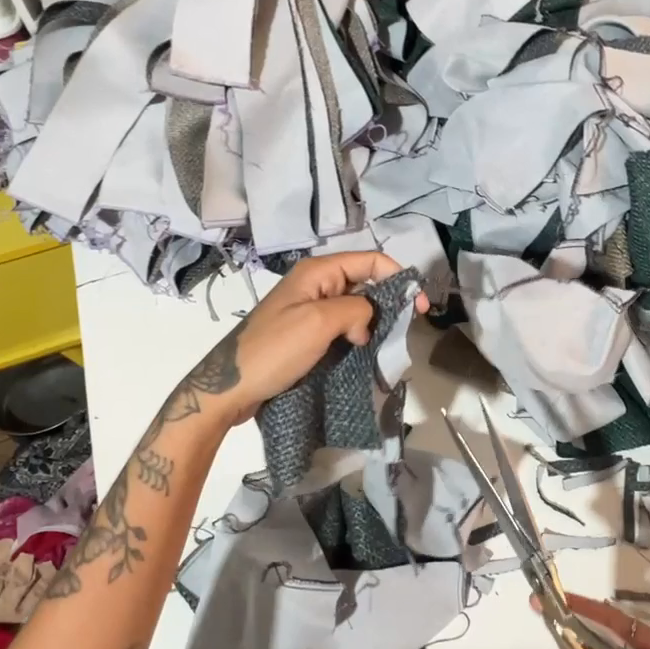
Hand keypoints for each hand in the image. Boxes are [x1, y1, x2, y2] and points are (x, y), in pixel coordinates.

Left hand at [216, 252, 430, 424]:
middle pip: (365, 281)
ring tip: (388, 343)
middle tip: (408, 327)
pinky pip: (341, 325)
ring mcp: (309, 308)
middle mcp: (315, 283)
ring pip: (355, 305)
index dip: (399, 277)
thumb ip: (356, 309)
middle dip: (389, 300)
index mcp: (317, 272)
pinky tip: (366, 351)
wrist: (229, 388)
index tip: (420, 306)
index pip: (371, 261)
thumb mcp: (319, 322)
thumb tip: (368, 320)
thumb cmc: (273, 350)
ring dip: (374, 320)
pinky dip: (358, 334)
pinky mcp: (305, 332)